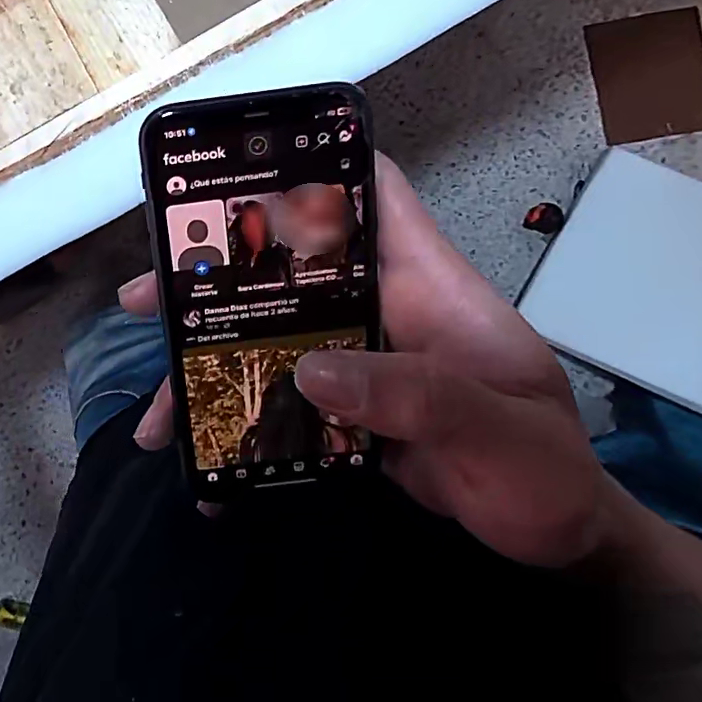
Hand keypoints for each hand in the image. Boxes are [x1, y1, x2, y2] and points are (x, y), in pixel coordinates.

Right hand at [123, 153, 617, 566]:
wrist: (556, 536)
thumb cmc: (546, 472)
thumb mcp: (499, 435)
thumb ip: (419, 398)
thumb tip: (311, 371)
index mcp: (425, 284)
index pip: (375, 193)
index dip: (317, 164)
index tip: (239, 172)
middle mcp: (381, 305)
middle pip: (290, 266)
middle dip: (214, 276)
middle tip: (146, 299)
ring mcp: (358, 355)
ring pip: (269, 334)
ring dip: (210, 358)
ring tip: (156, 406)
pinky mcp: (343, 402)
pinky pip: (277, 392)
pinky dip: (238, 417)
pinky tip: (204, 455)